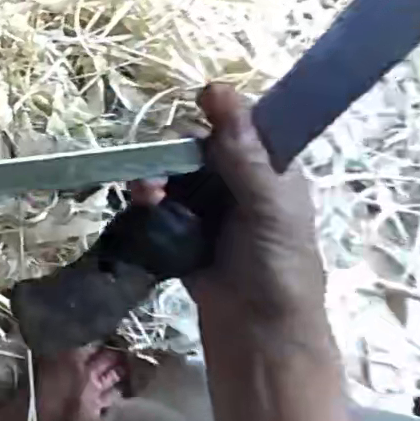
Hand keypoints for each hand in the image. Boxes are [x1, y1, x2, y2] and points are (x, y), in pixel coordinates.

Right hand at [133, 84, 323, 331]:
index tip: (192, 113)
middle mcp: (238, 181)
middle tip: (159, 168)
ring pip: (173, 171)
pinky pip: (159, 200)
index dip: (216, 115)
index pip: (239, 125)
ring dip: (156, 176)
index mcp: (269, 169)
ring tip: (148, 194)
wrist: (257, 334)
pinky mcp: (182, 227)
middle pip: (196, 147)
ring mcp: (209, 205)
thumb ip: (241, 151)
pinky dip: (147, 198)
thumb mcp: (267, 205)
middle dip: (173, 152)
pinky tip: (142, 204)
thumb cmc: (277, 267)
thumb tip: (215, 86)